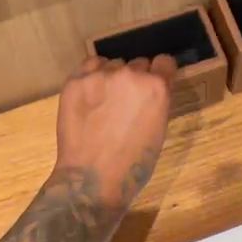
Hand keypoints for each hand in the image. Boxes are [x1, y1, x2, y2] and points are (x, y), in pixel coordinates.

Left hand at [54, 56, 174, 206]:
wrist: (92, 179)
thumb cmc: (132, 164)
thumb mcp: (158, 130)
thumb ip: (156, 102)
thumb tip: (150, 91)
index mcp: (157, 87)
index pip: (164, 62)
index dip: (160, 73)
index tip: (155, 82)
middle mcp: (131, 74)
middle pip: (138, 64)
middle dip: (135, 79)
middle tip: (126, 101)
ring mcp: (101, 75)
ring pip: (112, 64)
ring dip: (112, 77)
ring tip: (104, 102)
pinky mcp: (76, 80)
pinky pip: (90, 65)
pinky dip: (92, 75)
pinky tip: (90, 95)